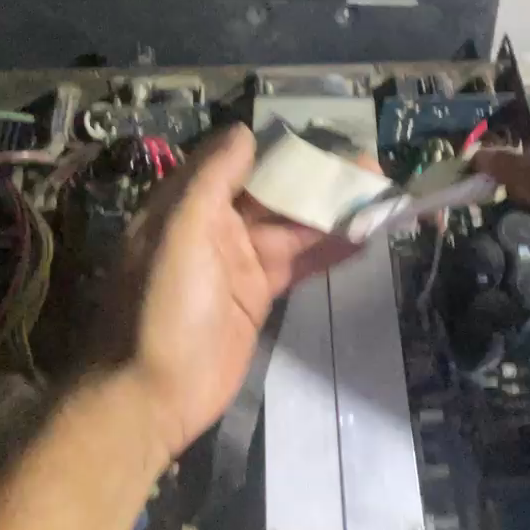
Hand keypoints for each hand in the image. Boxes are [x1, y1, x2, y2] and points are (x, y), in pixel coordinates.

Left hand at [109, 125, 356, 455]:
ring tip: (377, 196)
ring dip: (331, 213)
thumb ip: (212, 181)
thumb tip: (244, 131)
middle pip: (273, 193)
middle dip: (317, 179)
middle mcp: (214, 225)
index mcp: (188, 203)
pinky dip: (327, 250)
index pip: (239, 161)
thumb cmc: (162, 307)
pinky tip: (362, 238)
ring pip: (291, 227)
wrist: (152, 398)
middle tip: (367, 166)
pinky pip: (297, 263)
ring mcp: (238, 262)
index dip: (281, 148)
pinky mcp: (258, 295)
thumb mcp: (180, 233)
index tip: (324, 137)